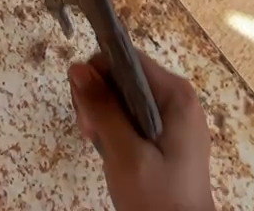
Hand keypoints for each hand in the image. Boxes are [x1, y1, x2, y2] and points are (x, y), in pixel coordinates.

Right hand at [69, 48, 214, 210]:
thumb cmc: (159, 200)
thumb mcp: (125, 154)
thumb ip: (102, 108)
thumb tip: (76, 66)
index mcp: (175, 94)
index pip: (123, 58)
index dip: (97, 76)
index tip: (87, 112)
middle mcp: (176, 97)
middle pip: (120, 75)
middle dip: (97, 99)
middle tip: (91, 134)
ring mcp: (173, 116)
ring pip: (121, 94)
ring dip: (102, 115)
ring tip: (100, 145)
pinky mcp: (166, 134)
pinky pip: (131, 113)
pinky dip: (114, 127)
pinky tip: (111, 149)